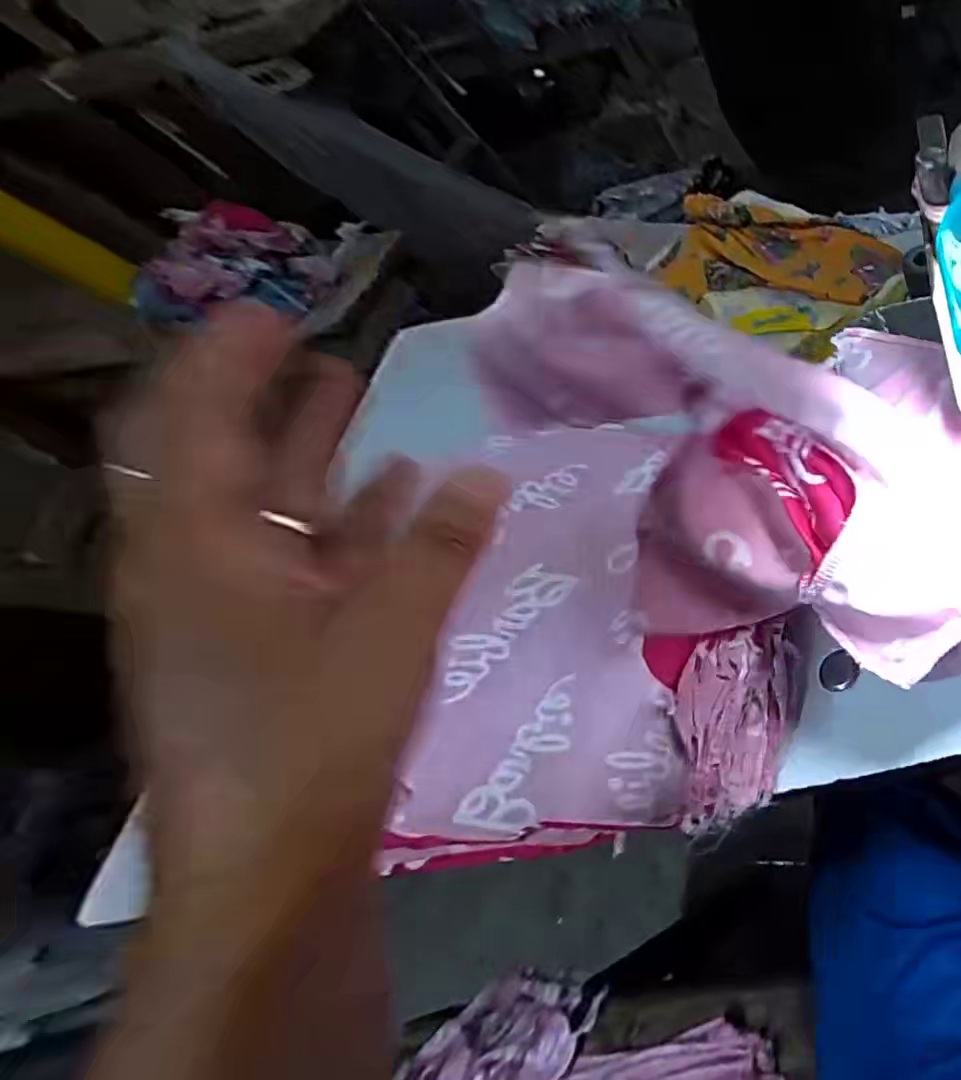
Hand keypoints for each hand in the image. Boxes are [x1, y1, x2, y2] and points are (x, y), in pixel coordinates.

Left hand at [107, 304, 507, 890]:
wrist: (275, 844)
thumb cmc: (317, 730)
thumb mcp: (389, 630)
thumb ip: (437, 547)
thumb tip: (484, 473)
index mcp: (200, 552)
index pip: (191, 430)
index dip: (225, 363)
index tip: (275, 312)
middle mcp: (207, 564)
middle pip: (228, 458)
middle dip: (268, 396)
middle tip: (322, 346)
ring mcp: (244, 600)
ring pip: (276, 503)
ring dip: (315, 448)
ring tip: (356, 396)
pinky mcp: (284, 631)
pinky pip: (317, 550)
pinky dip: (355, 514)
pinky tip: (400, 492)